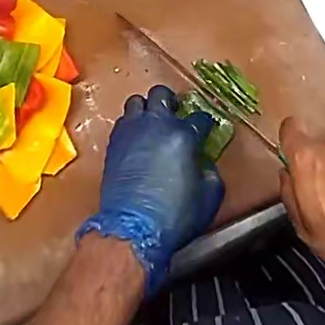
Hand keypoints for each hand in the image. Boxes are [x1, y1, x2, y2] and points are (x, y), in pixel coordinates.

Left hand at [78, 85, 224, 293]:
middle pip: (161, 95)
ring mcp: (131, 132)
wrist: (132, 229)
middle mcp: (156, 125)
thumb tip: (204, 165)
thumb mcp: (209, 196)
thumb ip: (210, 173)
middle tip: (176, 113)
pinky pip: (123, 123)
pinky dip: (131, 126)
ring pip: (136, 102)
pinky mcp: (113, 144)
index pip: (199, 118)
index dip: (205, 123)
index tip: (206, 128)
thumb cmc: (174, 215)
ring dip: (146, 109)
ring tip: (152, 122)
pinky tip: (137, 140)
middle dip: (171, 101)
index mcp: (183, 135)